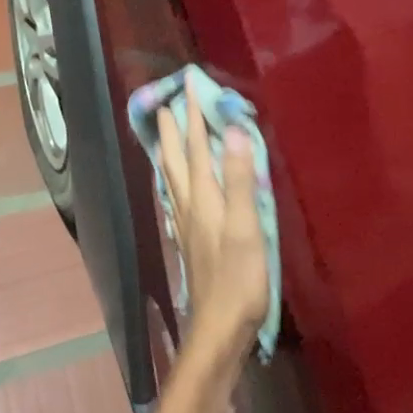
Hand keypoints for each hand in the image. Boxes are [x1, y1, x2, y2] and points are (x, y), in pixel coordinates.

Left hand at [156, 84, 269, 356]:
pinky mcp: (192, 240)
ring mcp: (188, 225)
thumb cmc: (238, 279)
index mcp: (203, 198)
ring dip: (169, 150)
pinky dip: (176, 177)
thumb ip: (239, 179)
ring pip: (172, 177)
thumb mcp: (245, 227)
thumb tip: (233, 131)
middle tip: (166, 102)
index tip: (189, 84)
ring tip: (166, 134)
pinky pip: (179, 195)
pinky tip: (179, 184)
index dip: (193, 115)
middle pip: (174, 159)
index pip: (195, 147)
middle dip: (171, 129)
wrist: (219, 328)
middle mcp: (189, 206)